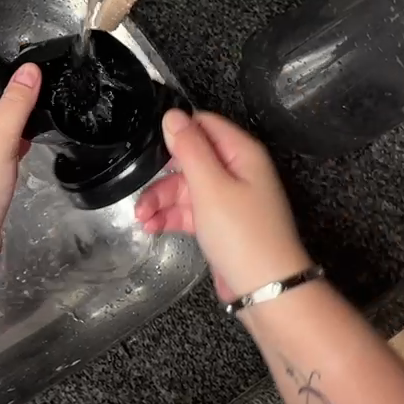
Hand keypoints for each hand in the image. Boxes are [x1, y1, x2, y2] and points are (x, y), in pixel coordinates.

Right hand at [135, 109, 312, 301]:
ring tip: (141, 218)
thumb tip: (172, 115)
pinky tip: (151, 228)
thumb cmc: (242, 233)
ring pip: (184, 188)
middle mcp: (236, 171)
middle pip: (189, 159)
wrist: (264, 289)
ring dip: (160, 201)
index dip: (176, 132)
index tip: (148, 147)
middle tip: (139, 193)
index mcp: (241, 153)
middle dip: (161, 176)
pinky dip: (169, 217)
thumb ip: (189, 149)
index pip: (204, 124)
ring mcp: (228, 198)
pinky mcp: (219, 223)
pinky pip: (188, 211)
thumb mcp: (210, 186)